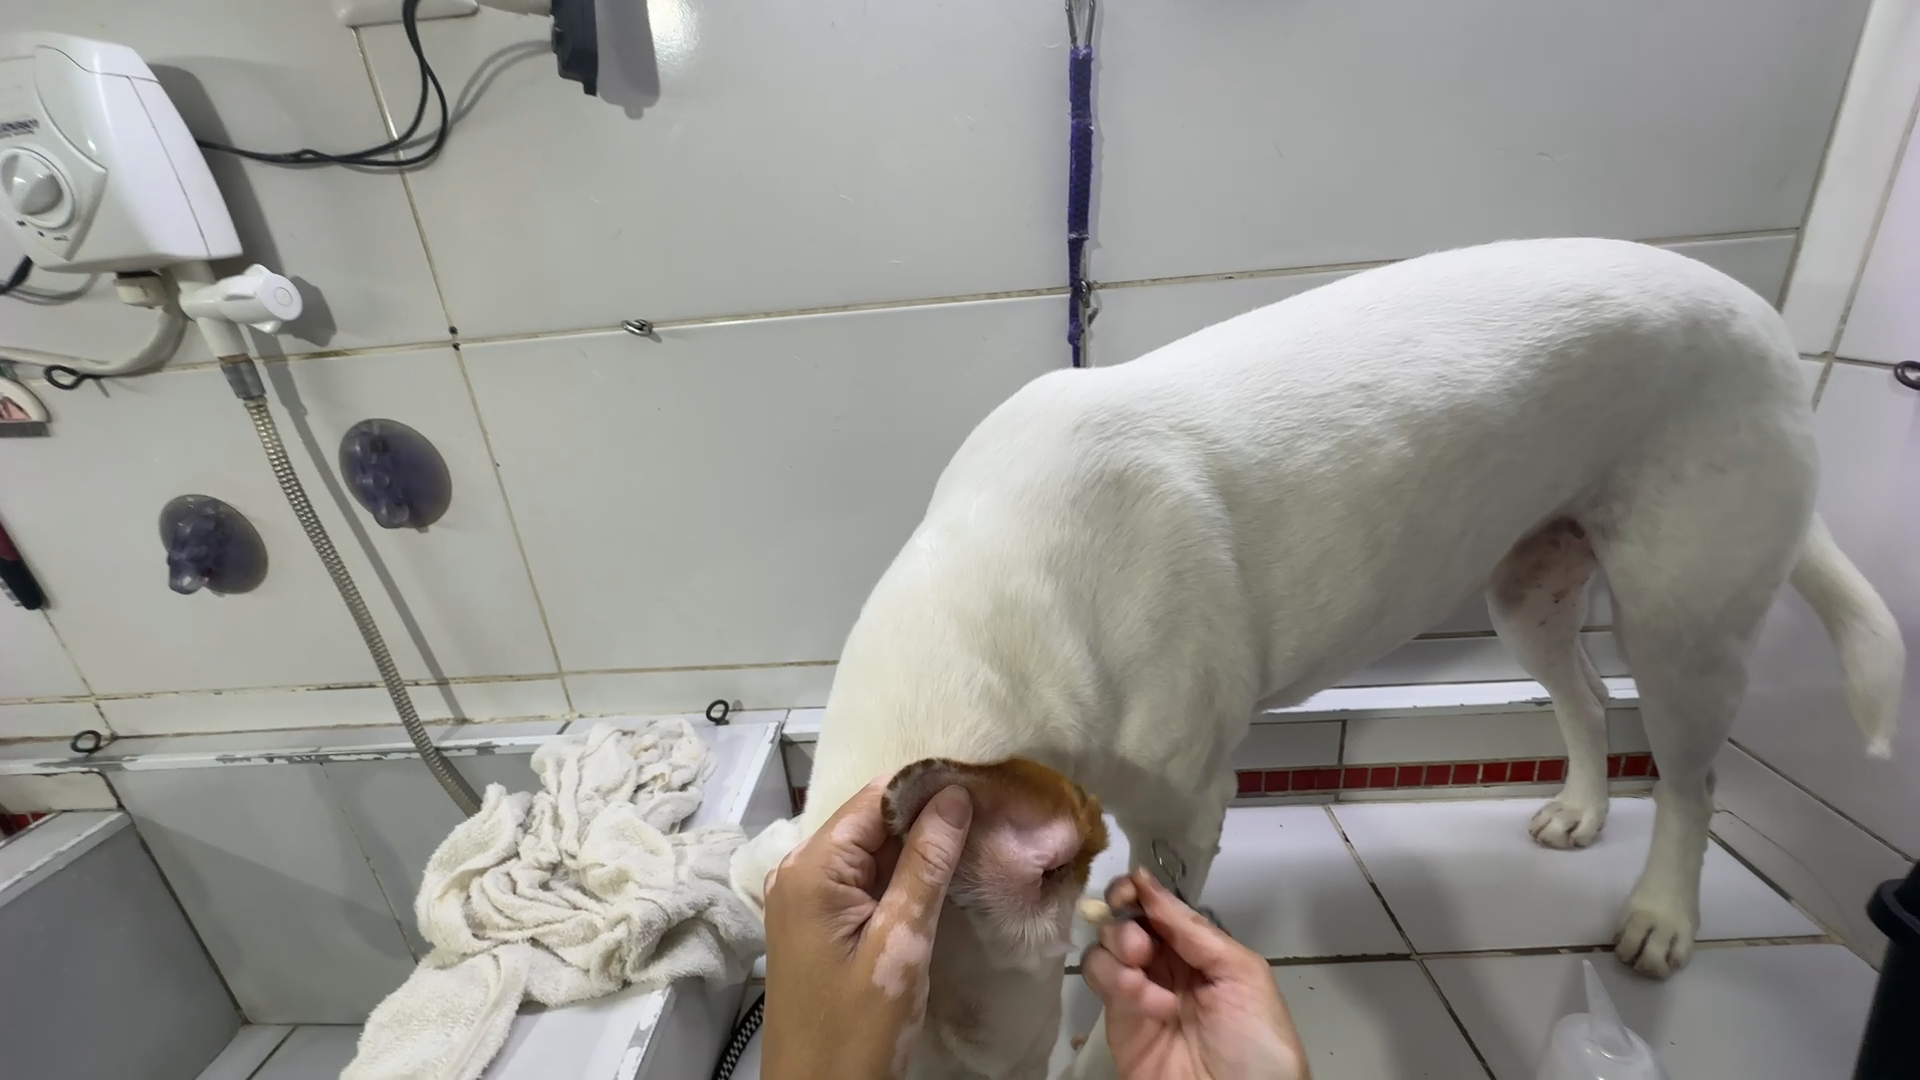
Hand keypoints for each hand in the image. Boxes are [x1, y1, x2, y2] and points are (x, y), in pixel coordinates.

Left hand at [761, 776, 973, 1079]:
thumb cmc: (857, 1032)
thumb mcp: (900, 945)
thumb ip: (925, 865)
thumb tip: (954, 795)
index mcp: (813, 867)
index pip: (875, 799)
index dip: (926, 787)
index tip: (977, 786)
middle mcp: (801, 868)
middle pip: (871, 818)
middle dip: (925, 814)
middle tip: (983, 811)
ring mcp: (807, 894)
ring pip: (870, 846)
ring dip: (916, 843)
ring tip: (971, 833)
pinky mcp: (819, 917)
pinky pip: (863, 874)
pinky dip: (899, 870)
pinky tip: (938, 871)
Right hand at [1083, 868, 1309, 1079]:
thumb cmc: (1256, 1047)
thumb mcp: (1244, 976)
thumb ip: (1194, 928)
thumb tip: (1143, 876)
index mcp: (1197, 948)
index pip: (1158, 903)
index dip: (1139, 889)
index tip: (1132, 888)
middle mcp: (1164, 962)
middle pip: (1124, 914)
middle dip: (1124, 915)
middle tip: (1139, 941)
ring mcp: (1137, 989)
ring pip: (1103, 941)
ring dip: (1118, 947)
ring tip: (1142, 973)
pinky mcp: (1116, 1017)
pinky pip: (1097, 977)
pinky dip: (1115, 979)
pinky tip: (1146, 1002)